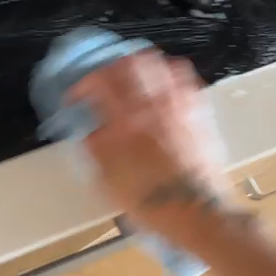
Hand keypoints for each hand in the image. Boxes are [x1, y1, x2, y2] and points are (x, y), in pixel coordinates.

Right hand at [69, 49, 244, 253]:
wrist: (198, 212)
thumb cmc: (152, 202)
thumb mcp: (108, 181)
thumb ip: (96, 149)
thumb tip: (91, 133)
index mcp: (127, 122)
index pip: (99, 82)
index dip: (82, 84)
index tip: (76, 96)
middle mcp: (154, 106)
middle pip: (130, 63)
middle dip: (111, 68)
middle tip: (104, 81)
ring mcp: (180, 106)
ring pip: (160, 63)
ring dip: (141, 66)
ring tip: (133, 78)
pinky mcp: (199, 113)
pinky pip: (185, 80)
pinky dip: (170, 76)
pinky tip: (163, 89)